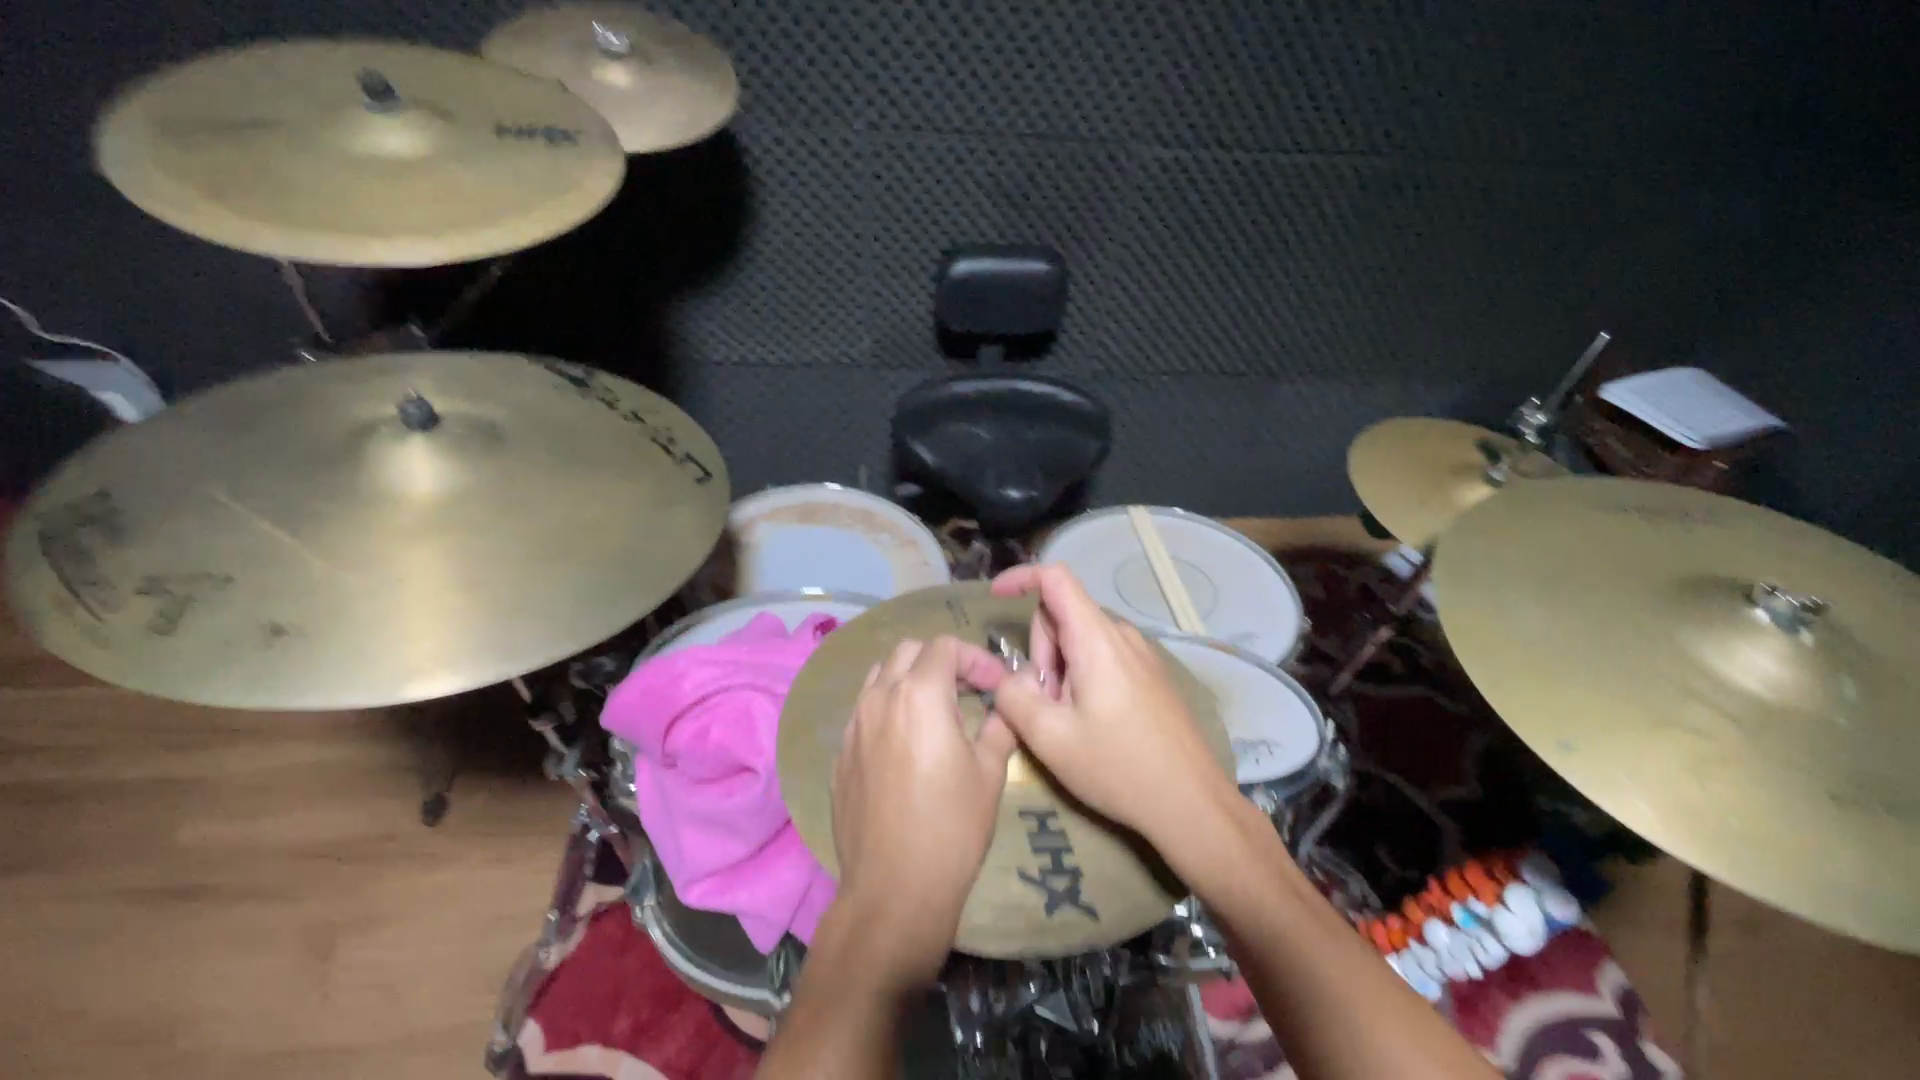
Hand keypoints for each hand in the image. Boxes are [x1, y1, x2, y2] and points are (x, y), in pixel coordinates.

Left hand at [830, 635, 1017, 988]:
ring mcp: (852, 727)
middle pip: (907, 653)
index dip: (976, 658)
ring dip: (910, 682)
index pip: (944, 646)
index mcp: (919, 694)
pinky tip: (907, 747)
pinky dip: (888, 712)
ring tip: (937, 715)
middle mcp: (879, 699)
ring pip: (879, 679)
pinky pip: (863, 714)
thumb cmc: (952, 828)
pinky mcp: (839, 756)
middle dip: (941, 661)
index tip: (996, 686)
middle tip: (969, 692)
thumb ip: (1001, 725)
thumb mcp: (990, 773)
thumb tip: (1010, 703)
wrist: (894, 889)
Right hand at [987, 564, 1235, 846]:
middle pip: (1063, 616)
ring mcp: (1141, 655)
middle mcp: (1122, 635)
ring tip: (1070, 724)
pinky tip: (1094, 726)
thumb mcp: (1048, 736)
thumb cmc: (1118, 767)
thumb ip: (1013, 695)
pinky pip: (1103, 658)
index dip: (1020, 578)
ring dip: (1061, 671)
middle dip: (1041, 653)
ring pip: (1081, 641)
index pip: (1054, 578)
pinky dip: (1083, 679)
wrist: (1191, 802)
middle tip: (1045, 707)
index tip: (995, 599)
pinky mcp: (1151, 676)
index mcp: (1096, 639)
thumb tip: (1008, 677)